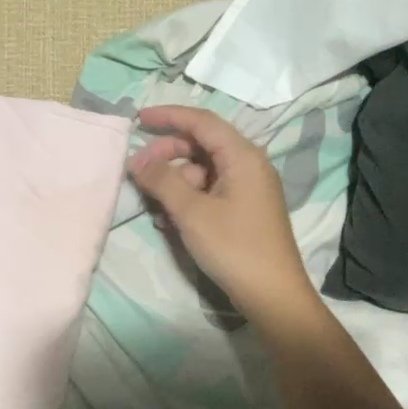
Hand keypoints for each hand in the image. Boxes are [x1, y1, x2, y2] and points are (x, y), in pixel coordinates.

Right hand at [127, 105, 315, 322]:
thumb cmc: (233, 247)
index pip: (202, 122)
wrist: (270, 292)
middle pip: (200, 146)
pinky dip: (186, 199)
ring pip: (201, 171)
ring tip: (152, 206)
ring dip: (173, 183)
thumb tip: (137, 159)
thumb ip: (162, 181)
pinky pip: (208, 191)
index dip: (169, 117)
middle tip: (138, 173)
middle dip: (167, 155)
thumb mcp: (191, 212)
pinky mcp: (242, 209)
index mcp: (242, 156)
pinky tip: (168, 220)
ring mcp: (246, 188)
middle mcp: (247, 165)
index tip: (138, 119)